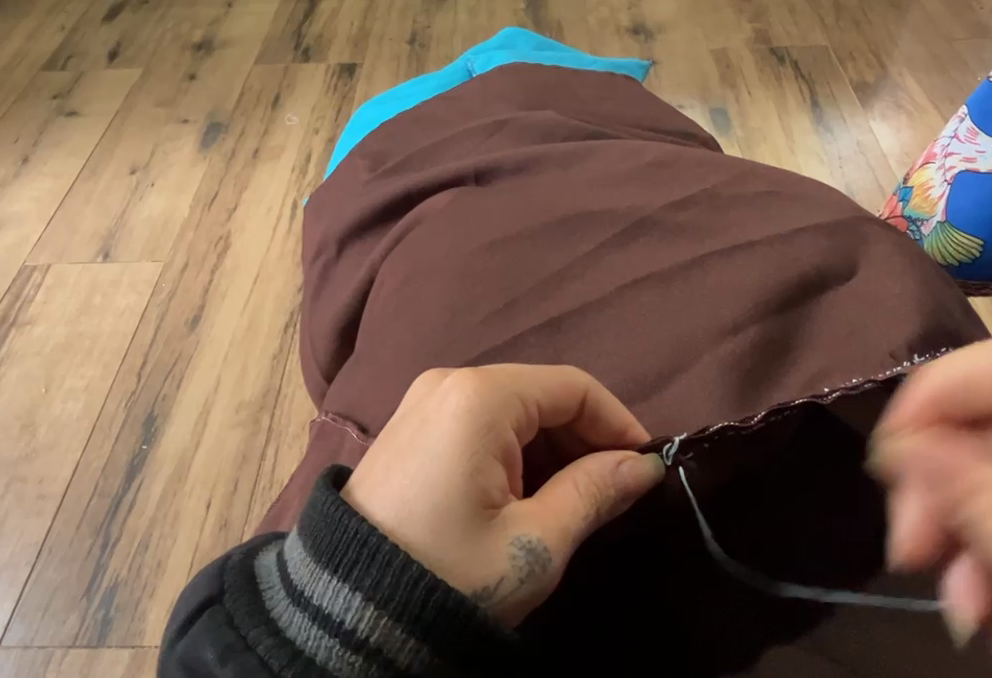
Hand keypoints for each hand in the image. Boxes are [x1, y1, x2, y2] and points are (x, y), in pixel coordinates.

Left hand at [342, 365, 665, 625]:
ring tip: (573, 503)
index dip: (618, 422)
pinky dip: (515, 452)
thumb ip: (594, 493)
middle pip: (542, 395)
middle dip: (584, 439)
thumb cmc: (448, 573)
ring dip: (551, 449)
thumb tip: (643, 466)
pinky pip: (480, 423)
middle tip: (613, 494)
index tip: (647, 468)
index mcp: (481, 397)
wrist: (344, 612)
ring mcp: (425, 400)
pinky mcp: (412, 425)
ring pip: (513, 410)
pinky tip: (526, 496)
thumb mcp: (532, 543)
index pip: (573, 387)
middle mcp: (451, 381)